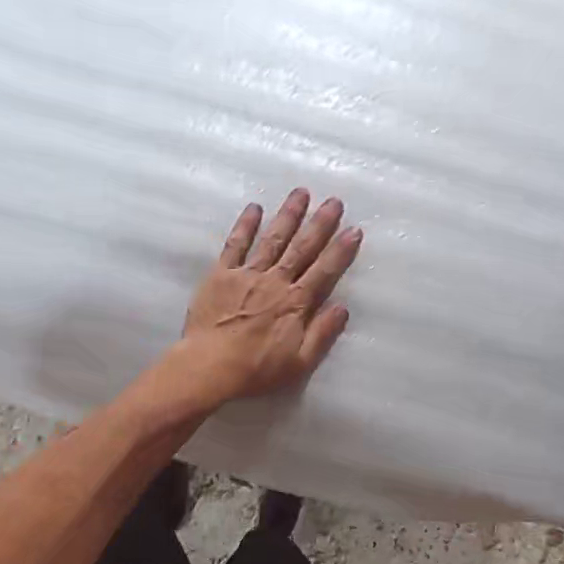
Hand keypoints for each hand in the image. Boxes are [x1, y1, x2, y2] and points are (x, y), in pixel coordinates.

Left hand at [163, 189, 362, 407]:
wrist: (209, 366)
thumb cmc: (255, 370)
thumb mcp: (299, 363)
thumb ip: (322, 334)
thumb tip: (342, 308)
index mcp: (295, 303)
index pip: (324, 271)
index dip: (341, 250)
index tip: (354, 230)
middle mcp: (274, 282)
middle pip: (301, 248)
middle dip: (319, 224)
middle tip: (334, 201)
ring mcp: (246, 275)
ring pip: (272, 239)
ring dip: (288, 215)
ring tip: (300, 193)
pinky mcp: (220, 275)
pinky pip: (235, 245)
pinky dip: (245, 225)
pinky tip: (254, 208)